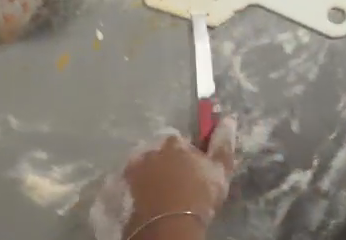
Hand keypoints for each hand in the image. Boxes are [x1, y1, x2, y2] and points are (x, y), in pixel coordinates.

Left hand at [89, 116, 238, 239]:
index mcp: (172, 143)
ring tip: (159, 197)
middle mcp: (147, 154)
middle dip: (164, 164)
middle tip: (176, 183)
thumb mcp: (220, 168)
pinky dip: (133, 197)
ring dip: (147, 179)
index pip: (179, 140)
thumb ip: (223, 141)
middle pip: (157, 154)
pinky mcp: (116, 199)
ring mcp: (129, 177)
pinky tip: (144, 208)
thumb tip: (229, 117)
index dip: (187, 152)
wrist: (168, 232)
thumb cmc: (198, 196)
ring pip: (140, 173)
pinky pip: (126, 192)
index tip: (194, 167)